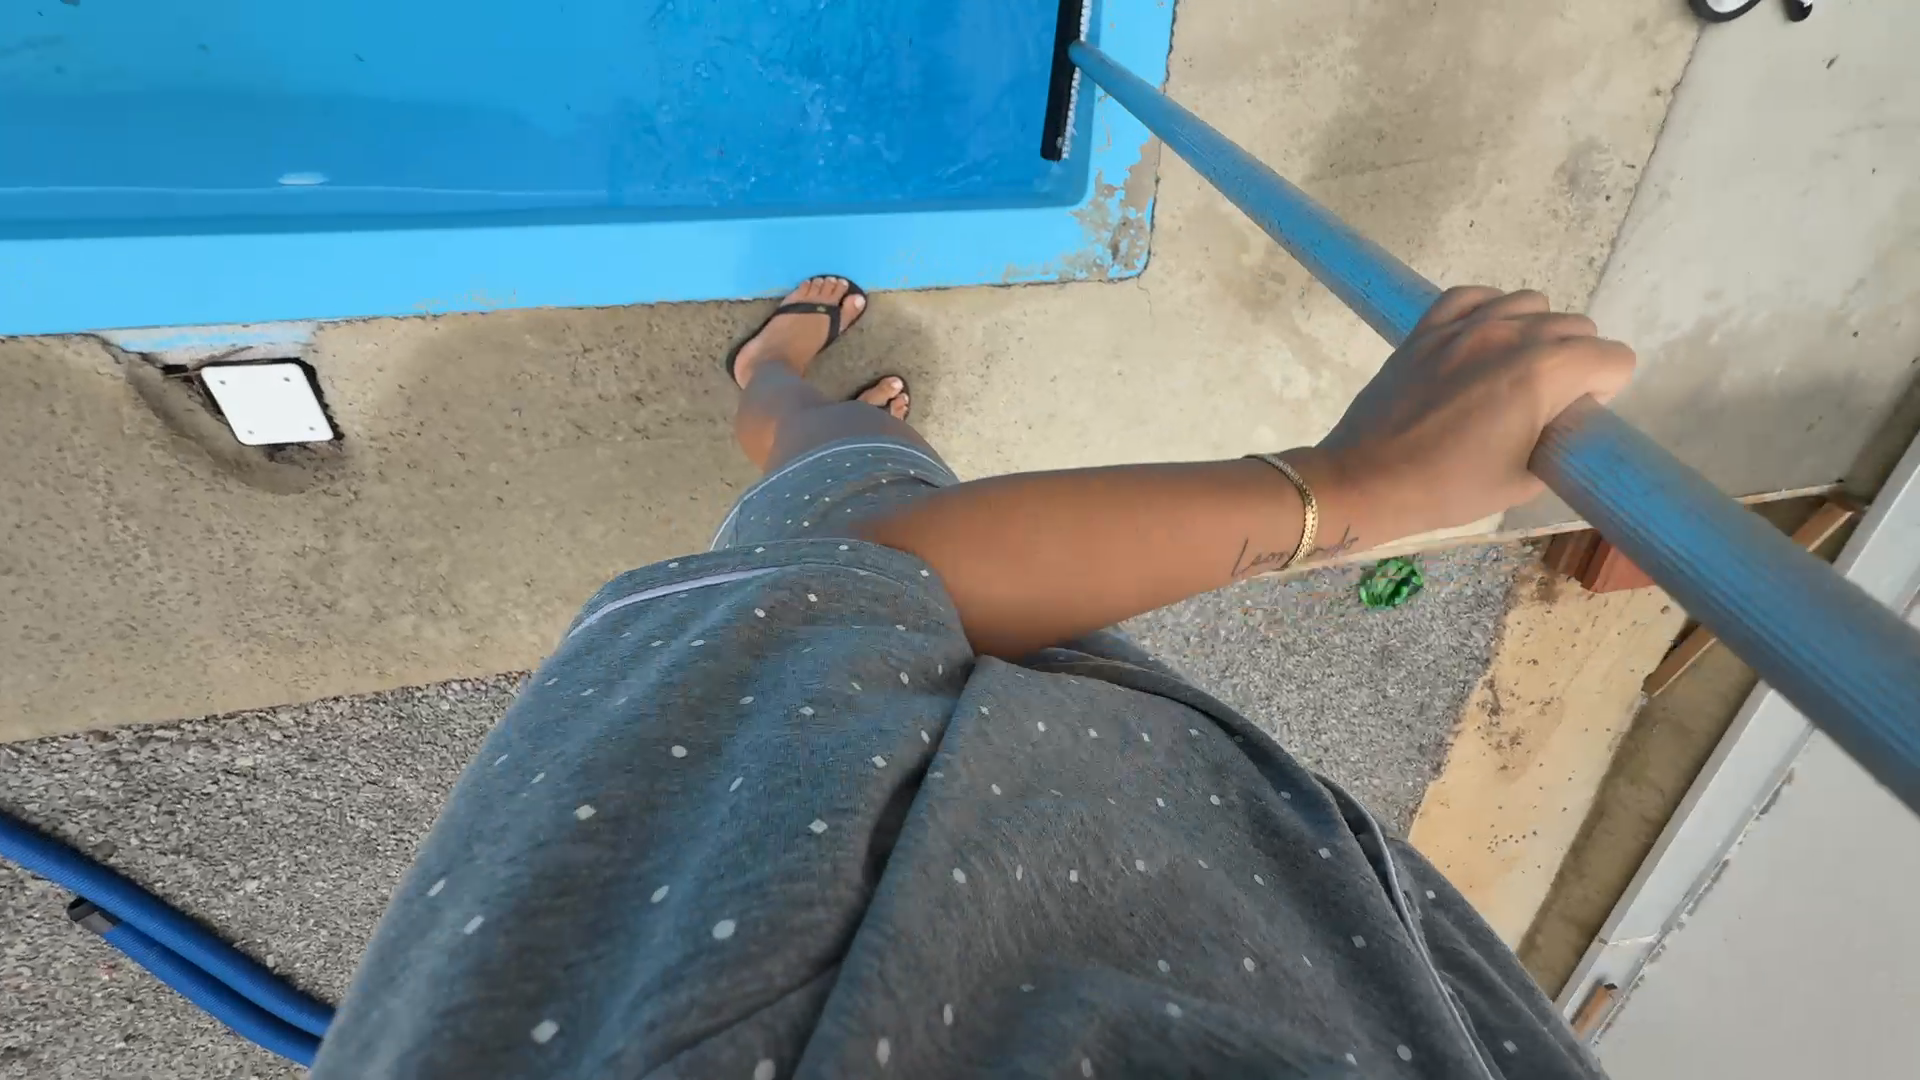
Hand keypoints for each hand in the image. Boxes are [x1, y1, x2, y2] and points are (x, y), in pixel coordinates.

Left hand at [1293, 287, 1635, 547]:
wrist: (1364, 481)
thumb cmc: (1445, 489)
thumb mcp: (1526, 478)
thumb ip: (1560, 437)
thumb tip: (1562, 414)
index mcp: (1543, 370)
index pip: (1613, 358)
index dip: (1600, 392)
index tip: (1566, 420)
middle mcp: (1506, 335)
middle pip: (1574, 327)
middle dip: (1572, 363)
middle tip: (1537, 405)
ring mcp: (1459, 329)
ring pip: (1526, 304)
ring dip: (1532, 333)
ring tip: (1508, 373)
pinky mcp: (1421, 333)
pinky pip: (1467, 296)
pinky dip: (1484, 310)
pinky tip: (1479, 340)